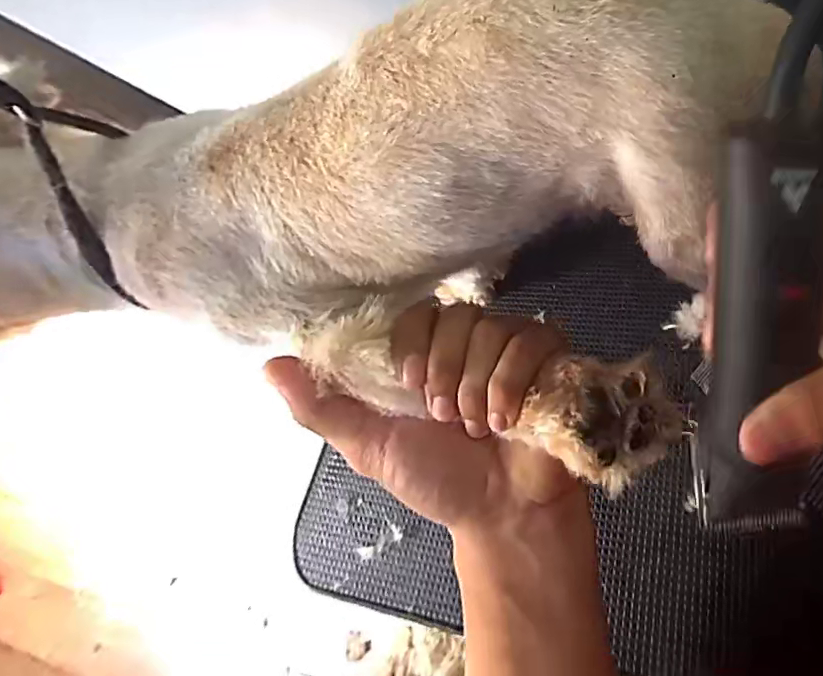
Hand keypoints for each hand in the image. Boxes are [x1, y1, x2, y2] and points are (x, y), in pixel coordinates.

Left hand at [265, 303, 575, 532]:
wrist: (500, 510)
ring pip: (495, 331)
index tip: (409, 386)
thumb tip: (270, 365)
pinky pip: (531, 342)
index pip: (421, 312)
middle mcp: (476, 341)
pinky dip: (511, 385)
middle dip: (447, 372)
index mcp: (434, 354)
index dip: (414, 343)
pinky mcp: (551, 355)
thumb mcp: (372, 447)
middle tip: (446, 417)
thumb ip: (325, 407)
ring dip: (478, 388)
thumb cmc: (438, 478)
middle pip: (460, 317)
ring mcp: (516, 345)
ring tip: (479, 427)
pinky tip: (506, 420)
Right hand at [719, 190, 822, 464]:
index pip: (776, 205)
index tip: (708, 278)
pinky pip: (808, 303)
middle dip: (740, 282)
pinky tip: (759, 357)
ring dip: (760, 308)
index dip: (735, 232)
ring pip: (789, 277)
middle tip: (710, 330)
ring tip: (722, 347)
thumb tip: (745, 439)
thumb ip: (816, 406)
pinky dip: (787, 326)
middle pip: (774, 244)